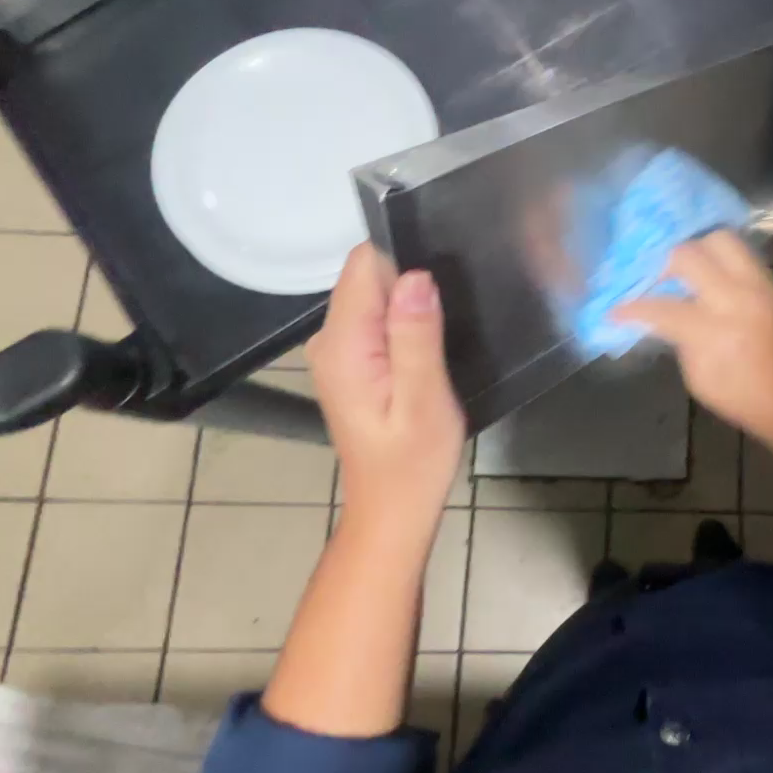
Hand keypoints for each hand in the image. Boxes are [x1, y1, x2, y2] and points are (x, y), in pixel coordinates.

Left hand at [307, 245, 464, 532]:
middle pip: (368, 277)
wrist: (393, 508)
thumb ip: (416, 336)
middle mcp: (328, 339)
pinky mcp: (349, 361)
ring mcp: (335, 351)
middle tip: (444, 330)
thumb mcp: (425, 399)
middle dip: (410, 289)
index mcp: (343, 344)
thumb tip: (415, 277)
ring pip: (374, 297)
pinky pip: (375, 319)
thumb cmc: (414, 461)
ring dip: (409, 309)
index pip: (364, 264)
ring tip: (437, 346)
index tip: (437, 300)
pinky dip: (403, 327)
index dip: (406, 268)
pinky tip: (424, 357)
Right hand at [612, 231, 772, 468]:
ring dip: (696, 250)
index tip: (615, 310)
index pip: (661, 306)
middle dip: (664, 264)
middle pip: (689, 254)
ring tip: (683, 270)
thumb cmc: (745, 401)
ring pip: (721, 240)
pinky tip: (707, 274)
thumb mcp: (699, 379)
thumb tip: (662, 318)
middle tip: (654, 279)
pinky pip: (741, 255)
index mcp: (714, 331)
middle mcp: (737, 298)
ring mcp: (759, 286)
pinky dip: (719, 258)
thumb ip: (679, 341)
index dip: (632, 308)